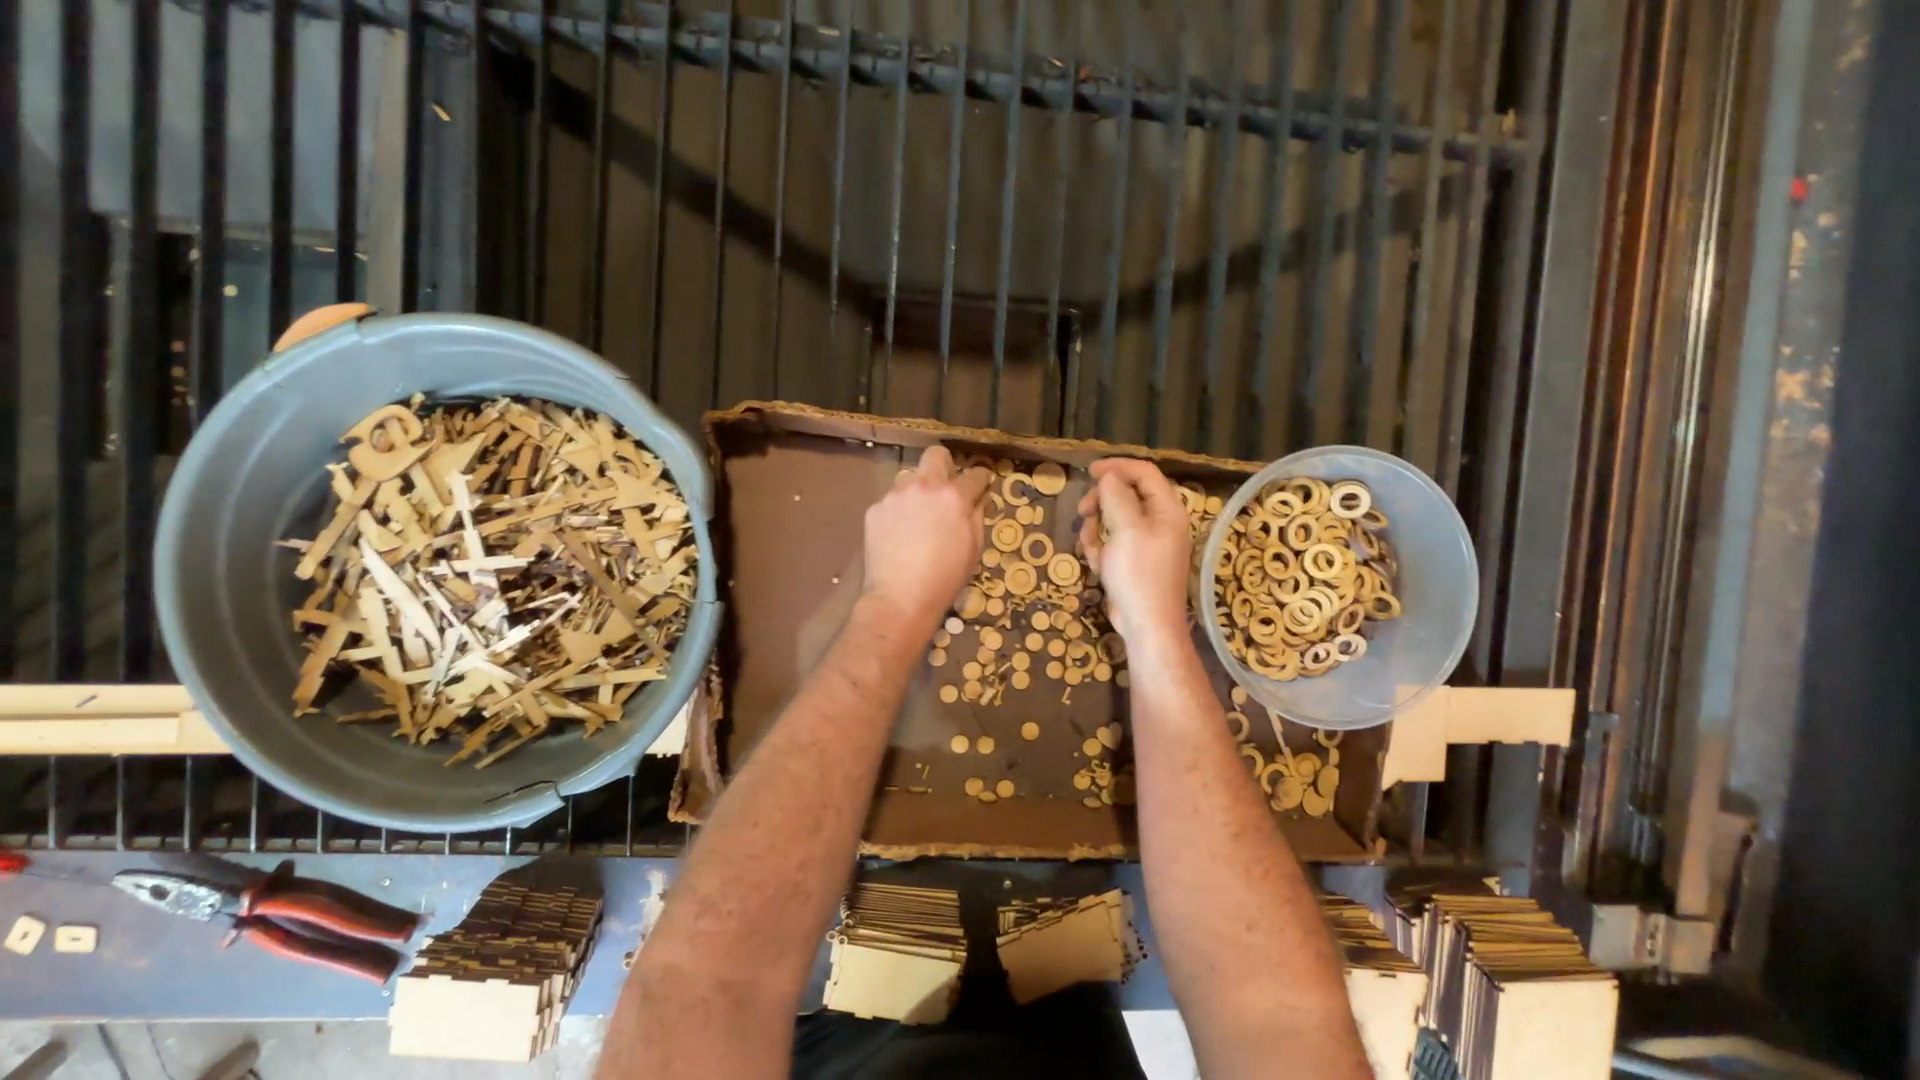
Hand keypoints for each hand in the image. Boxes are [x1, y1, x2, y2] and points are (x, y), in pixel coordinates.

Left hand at [861, 446, 990, 632]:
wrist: (900, 598)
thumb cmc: (946, 578)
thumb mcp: (974, 548)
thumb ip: (977, 515)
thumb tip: (978, 498)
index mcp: (954, 496)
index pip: (975, 474)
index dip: (981, 480)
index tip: (980, 487)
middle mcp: (924, 486)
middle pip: (936, 455)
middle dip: (946, 466)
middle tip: (946, 489)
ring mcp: (895, 495)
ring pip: (910, 478)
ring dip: (918, 490)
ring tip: (918, 517)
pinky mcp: (875, 509)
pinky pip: (892, 501)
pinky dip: (899, 511)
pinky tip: (899, 534)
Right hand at [1077, 459, 1191, 645]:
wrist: (1147, 625)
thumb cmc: (1139, 574)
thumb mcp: (1126, 529)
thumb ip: (1116, 497)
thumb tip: (1108, 477)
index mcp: (1167, 509)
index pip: (1144, 472)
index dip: (1117, 467)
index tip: (1089, 472)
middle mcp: (1160, 522)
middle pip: (1127, 495)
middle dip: (1101, 501)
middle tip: (1083, 510)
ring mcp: (1147, 543)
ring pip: (1115, 520)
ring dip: (1098, 528)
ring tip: (1091, 544)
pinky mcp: (1134, 562)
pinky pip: (1113, 543)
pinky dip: (1101, 549)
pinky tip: (1098, 565)